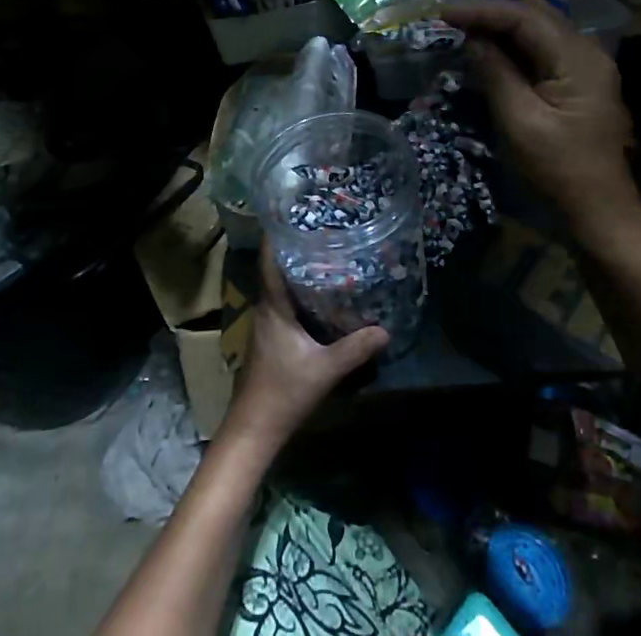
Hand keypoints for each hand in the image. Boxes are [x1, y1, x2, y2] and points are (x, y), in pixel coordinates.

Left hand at [225, 249, 388, 448]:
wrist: (255, 426)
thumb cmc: (284, 391)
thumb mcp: (325, 369)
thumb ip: (355, 348)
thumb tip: (385, 329)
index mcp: (273, 307)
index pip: (270, 261)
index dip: (277, 236)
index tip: (294, 214)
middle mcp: (266, 308)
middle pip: (277, 269)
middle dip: (295, 248)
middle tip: (323, 230)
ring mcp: (267, 323)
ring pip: (282, 287)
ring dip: (299, 270)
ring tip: (328, 254)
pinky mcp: (273, 337)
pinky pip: (286, 303)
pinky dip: (301, 292)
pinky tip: (323, 295)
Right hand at [442, 0, 634, 215]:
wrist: (598, 206)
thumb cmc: (558, 167)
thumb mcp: (519, 121)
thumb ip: (495, 74)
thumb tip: (472, 40)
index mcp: (578, 58)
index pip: (526, 17)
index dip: (483, 11)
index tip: (444, 13)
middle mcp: (588, 51)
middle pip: (536, 15)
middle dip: (492, 13)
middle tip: (451, 20)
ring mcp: (587, 65)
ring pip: (540, 30)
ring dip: (502, 27)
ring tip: (464, 31)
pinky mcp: (580, 81)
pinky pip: (544, 50)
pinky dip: (515, 46)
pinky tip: (491, 52)